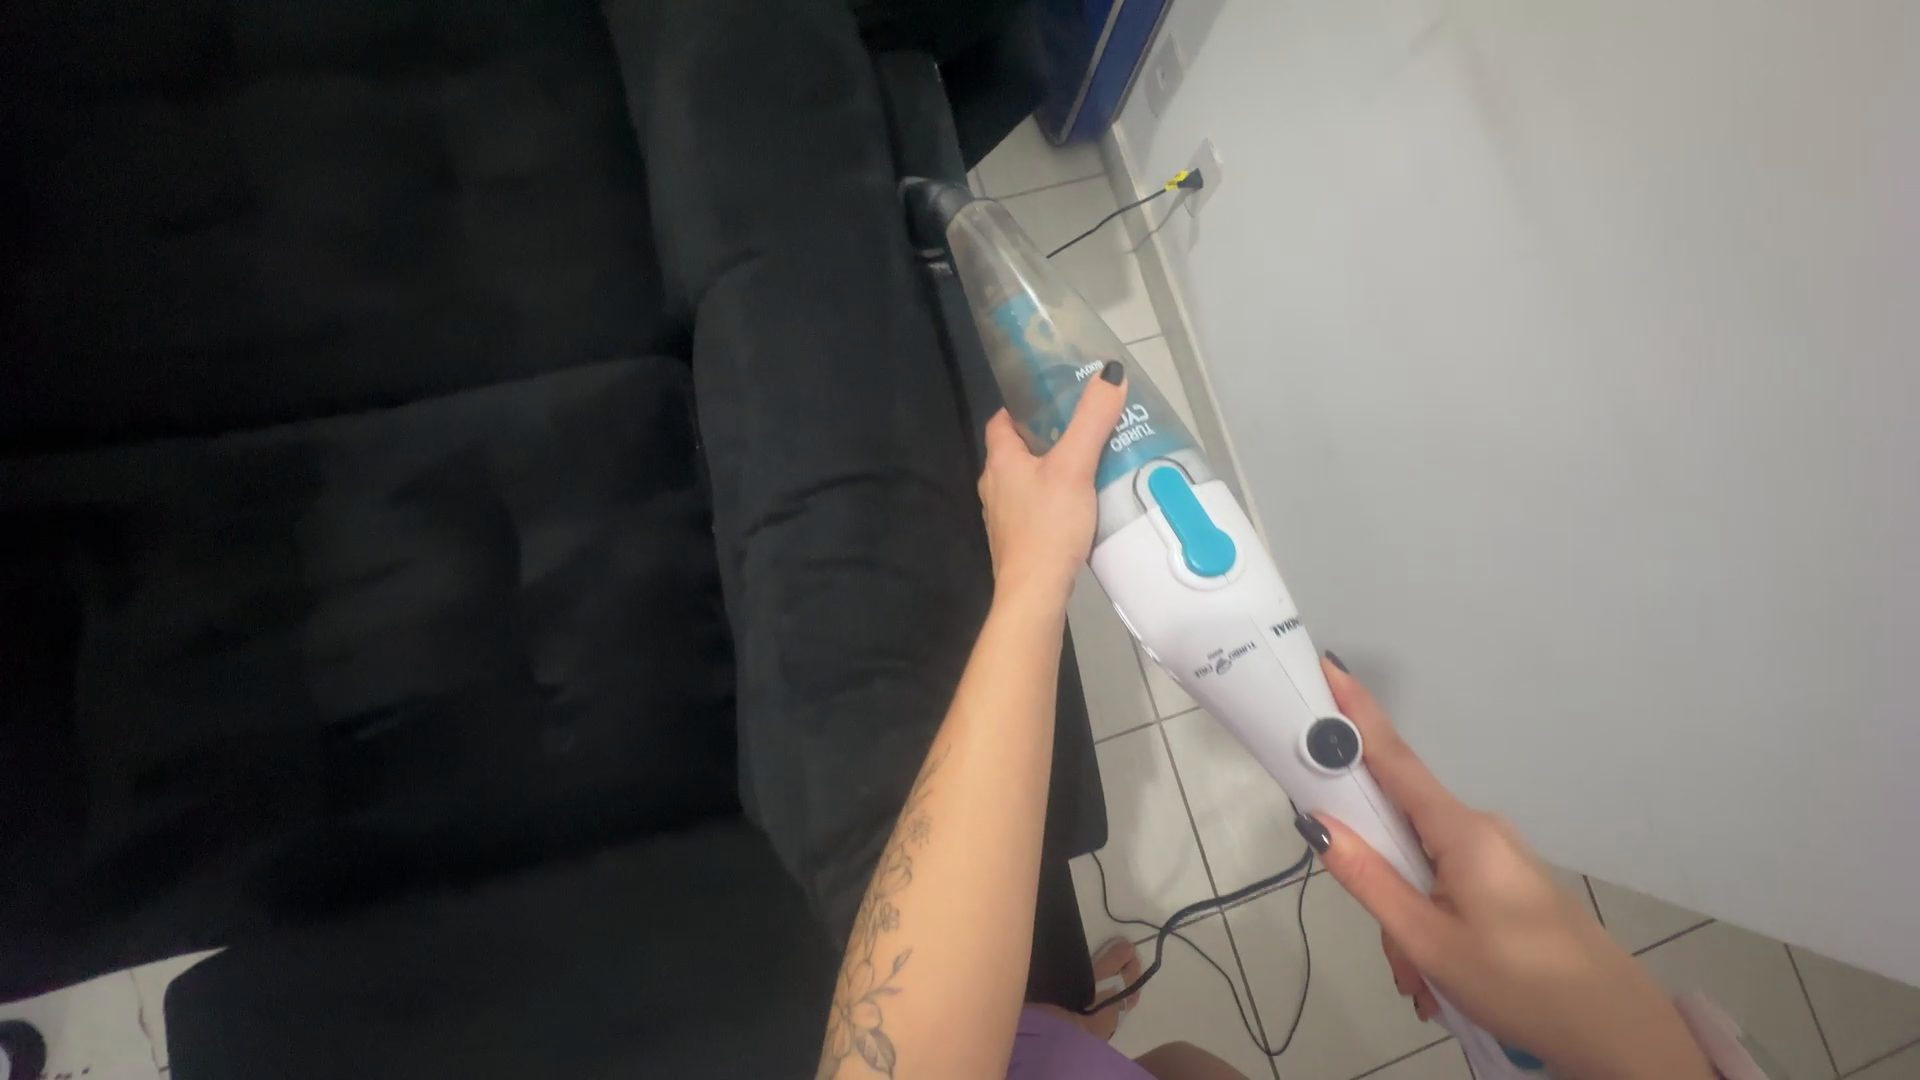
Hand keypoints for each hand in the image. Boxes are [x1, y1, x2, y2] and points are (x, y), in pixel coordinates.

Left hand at [977, 361, 1127, 606]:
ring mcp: (1003, 517)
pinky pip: (1033, 508)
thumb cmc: (1048, 524)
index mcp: (1000, 461)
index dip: (1022, 407)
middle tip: (1081, 429)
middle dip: (1045, 438)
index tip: (1052, 400)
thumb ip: (1093, 420)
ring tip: (1087, 463)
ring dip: (1050, 470)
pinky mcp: (1016, 540)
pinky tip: (1079, 504)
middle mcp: (994, 486)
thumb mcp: (1075, 466)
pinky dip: (1052, 499)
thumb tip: (1110, 373)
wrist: (1035, 590)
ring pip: (1026, 481)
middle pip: (1016, 451)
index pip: (1000, 421)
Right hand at [1309, 658, 1714, 1079]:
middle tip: (1392, 948)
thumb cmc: (1525, 987)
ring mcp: (1493, 853)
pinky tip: (1438, 971)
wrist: (1630, 1046)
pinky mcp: (1504, 879)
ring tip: (1421, 978)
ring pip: (1415, 861)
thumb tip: (1316, 822)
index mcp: (1459, 830)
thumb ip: (1367, 877)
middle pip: (1393, 823)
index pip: (1392, 756)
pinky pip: (1442, 879)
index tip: (1326, 669)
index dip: (1355, 712)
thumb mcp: (1430, 942)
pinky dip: (1427, 918)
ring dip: (1403, 914)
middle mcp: (1476, 828)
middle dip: (1374, 873)